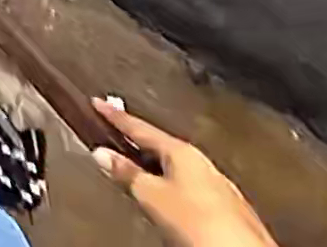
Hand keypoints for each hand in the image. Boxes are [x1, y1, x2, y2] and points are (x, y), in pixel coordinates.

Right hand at [91, 97, 277, 246]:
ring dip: (154, 167)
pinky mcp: (228, 213)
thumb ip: (126, 173)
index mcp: (181, 152)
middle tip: (114, 134)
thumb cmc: (198, 223)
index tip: (97, 102)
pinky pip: (189, 188)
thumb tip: (102, 153)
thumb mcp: (152, 196)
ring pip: (176, 169)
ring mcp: (218, 188)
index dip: (115, 116)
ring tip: (135, 168)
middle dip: (137, 142)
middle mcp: (201, 164)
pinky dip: (171, 186)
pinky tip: (167, 199)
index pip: (139, 127)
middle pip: (160, 147)